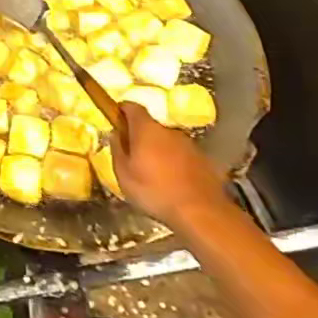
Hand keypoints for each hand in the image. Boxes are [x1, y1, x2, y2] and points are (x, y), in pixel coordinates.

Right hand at [110, 103, 232, 230]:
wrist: (200, 211)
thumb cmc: (155, 191)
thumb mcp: (124, 176)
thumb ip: (117, 150)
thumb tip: (115, 134)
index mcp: (146, 129)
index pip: (132, 107)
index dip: (123, 111)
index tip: (117, 121)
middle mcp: (168, 130)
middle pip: (150, 126)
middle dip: (141, 137)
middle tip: (134, 158)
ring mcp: (188, 143)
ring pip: (167, 142)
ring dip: (159, 152)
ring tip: (155, 175)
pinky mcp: (202, 158)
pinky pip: (182, 156)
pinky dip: (175, 164)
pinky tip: (173, 184)